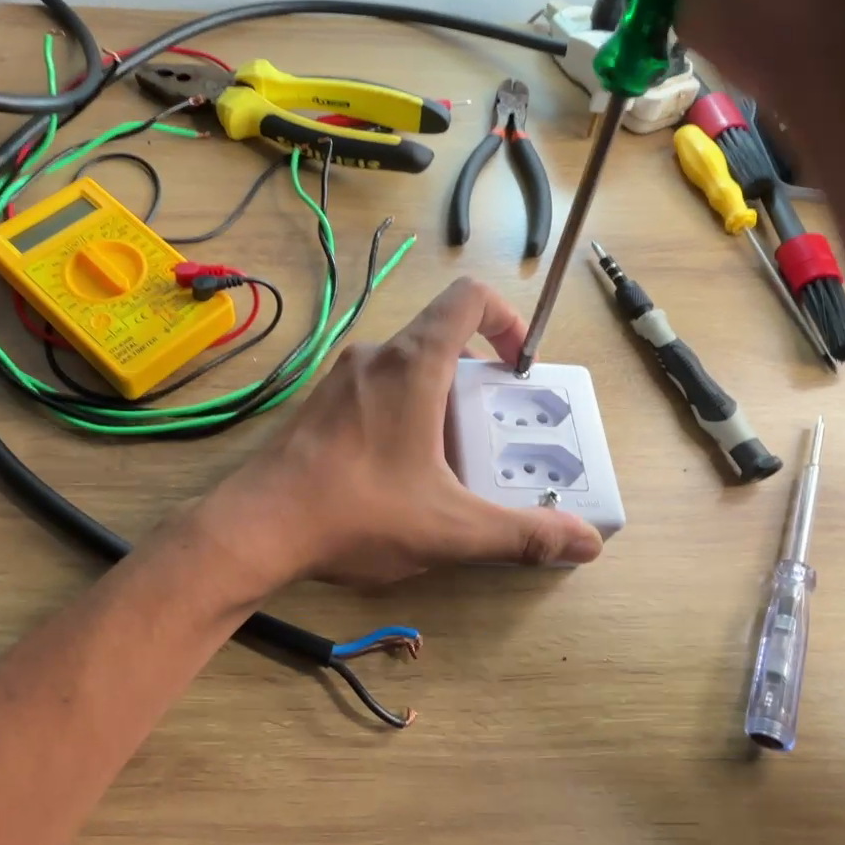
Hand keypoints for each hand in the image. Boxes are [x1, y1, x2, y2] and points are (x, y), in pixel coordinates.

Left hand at [190, 278, 604, 592]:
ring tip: (445, 464)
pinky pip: (371, 392)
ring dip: (436, 403)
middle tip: (489, 436)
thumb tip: (588, 546)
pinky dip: (399, 415)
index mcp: (411, 364)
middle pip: (440, 340)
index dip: (507, 318)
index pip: (469, 298)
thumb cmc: (357, 512)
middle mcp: (373, 357)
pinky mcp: (314, 406)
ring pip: (404, 369)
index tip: (518, 368)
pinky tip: (393, 475)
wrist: (255, 528)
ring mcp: (337, 379)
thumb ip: (522, 534)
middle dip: (476, 382)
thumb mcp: (450, 529)